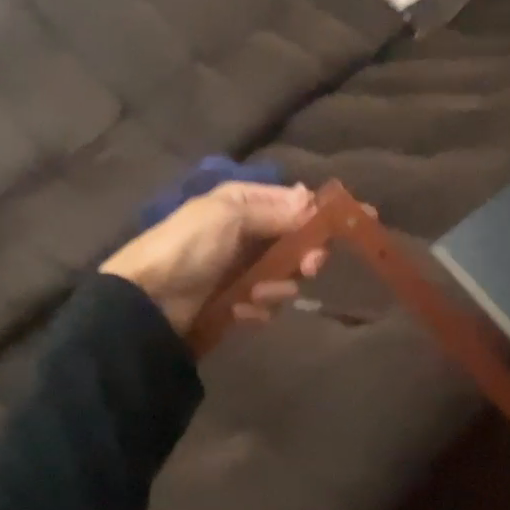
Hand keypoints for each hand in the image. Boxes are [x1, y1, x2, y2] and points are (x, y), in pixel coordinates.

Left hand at [100, 182, 329, 337]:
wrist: (146, 301)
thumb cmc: (188, 247)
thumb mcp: (230, 216)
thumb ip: (275, 211)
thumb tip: (312, 199)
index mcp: (240, 202)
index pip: (293, 201)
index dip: (324, 211)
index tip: (363, 219)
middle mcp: (243, 232)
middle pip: (294, 240)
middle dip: (305, 254)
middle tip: (310, 266)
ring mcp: (239, 269)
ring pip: (284, 275)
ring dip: (277, 285)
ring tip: (258, 293)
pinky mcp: (234, 302)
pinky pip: (264, 303)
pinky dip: (257, 307)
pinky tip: (242, 310)